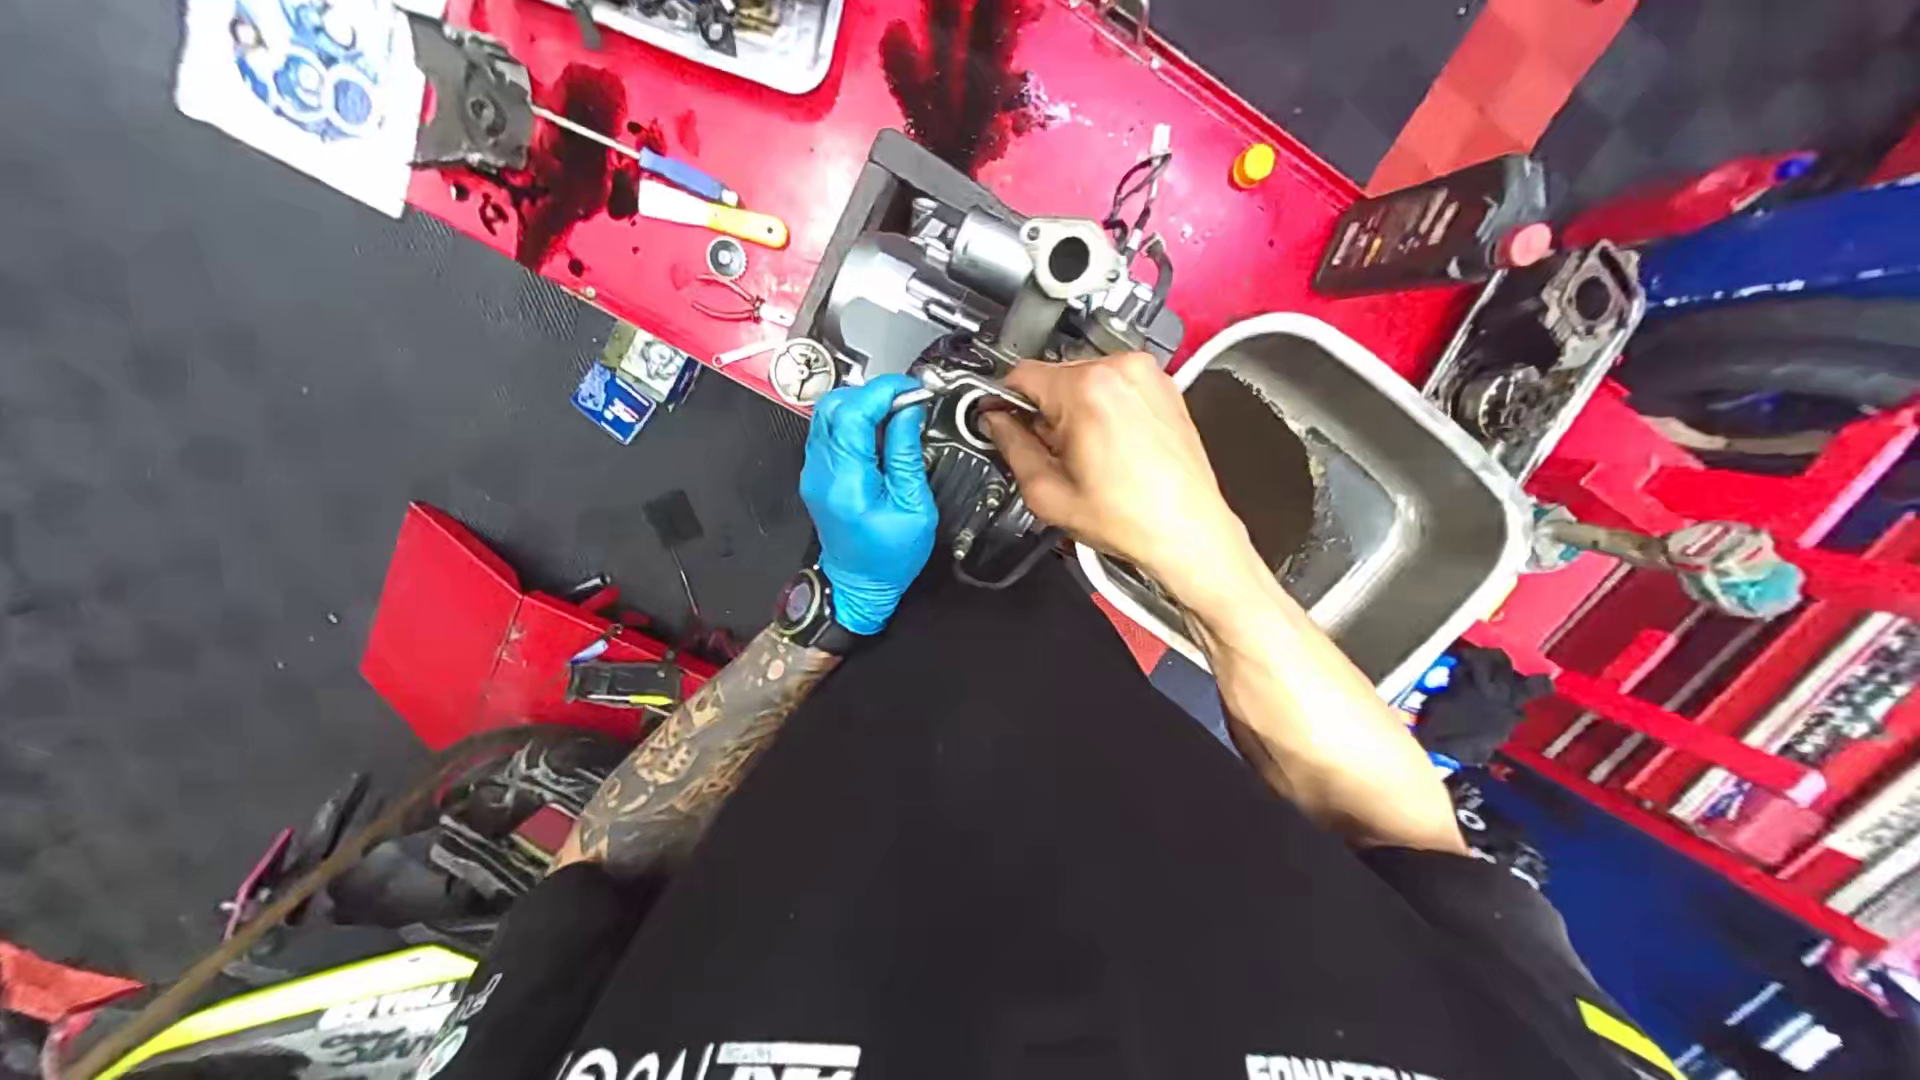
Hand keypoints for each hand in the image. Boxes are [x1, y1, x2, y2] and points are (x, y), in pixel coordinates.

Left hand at [800, 375, 936, 634]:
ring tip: (895, 415)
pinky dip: (854, 421)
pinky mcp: (817, 474)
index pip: (853, 414)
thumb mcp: (914, 507)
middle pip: (834, 406)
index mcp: (847, 482)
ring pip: (828, 415)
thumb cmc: (889, 558)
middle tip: (905, 401)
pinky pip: (829, 432)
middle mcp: (821, 472)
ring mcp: (814, 472)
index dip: (883, 392)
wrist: (859, 586)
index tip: (910, 389)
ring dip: (862, 405)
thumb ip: (906, 455)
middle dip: (872, 394)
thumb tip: (908, 412)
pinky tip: (879, 433)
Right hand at [980, 353, 1257, 604]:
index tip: (1002, 420)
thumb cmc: (1134, 518)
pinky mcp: (1162, 386)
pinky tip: (1108, 447)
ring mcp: (1146, 375)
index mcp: (1086, 389)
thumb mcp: (1047, 492)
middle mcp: (1120, 370)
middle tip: (1051, 453)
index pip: (1020, 374)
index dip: (1004, 401)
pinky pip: (1112, 386)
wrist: (1188, 531)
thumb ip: (1011, 446)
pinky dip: (1102, 409)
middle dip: (1043, 411)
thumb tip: (997, 422)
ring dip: (1073, 410)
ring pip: (1083, 380)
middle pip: (1052, 376)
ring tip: (1086, 455)